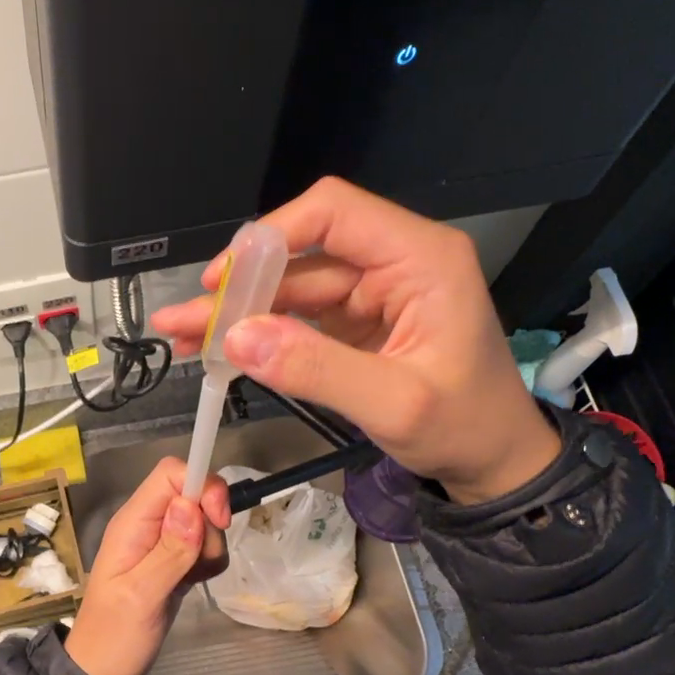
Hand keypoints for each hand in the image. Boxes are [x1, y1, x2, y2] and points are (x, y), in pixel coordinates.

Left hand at [63, 458, 230, 674]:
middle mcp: (146, 526)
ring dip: (209, 549)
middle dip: (209, 525)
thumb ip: (168, 552)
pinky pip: (203, 548)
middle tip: (198, 564)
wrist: (104, 669)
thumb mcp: (140, 597)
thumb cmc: (114, 635)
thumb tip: (190, 507)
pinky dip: (207, 564)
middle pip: (194, 496)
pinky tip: (192, 586)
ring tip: (190, 581)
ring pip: (203, 523)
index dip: (202, 485)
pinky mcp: (173, 563)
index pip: (170, 475)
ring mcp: (160, 544)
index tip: (218, 519)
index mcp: (132, 524)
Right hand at [152, 177, 560, 502]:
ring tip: (184, 337)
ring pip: (290, 288)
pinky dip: (257, 335)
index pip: (334, 214)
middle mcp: (392, 264)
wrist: (492, 460)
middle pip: (300, 255)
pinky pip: (296, 319)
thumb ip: (317, 369)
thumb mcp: (395, 404)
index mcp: (420, 259)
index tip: (222, 280)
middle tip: (181, 318)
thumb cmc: (464, 427)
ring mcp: (370, 295)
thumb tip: (237, 339)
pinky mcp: (353, 325)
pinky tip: (218, 349)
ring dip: (237, 312)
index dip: (270, 237)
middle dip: (239, 287)